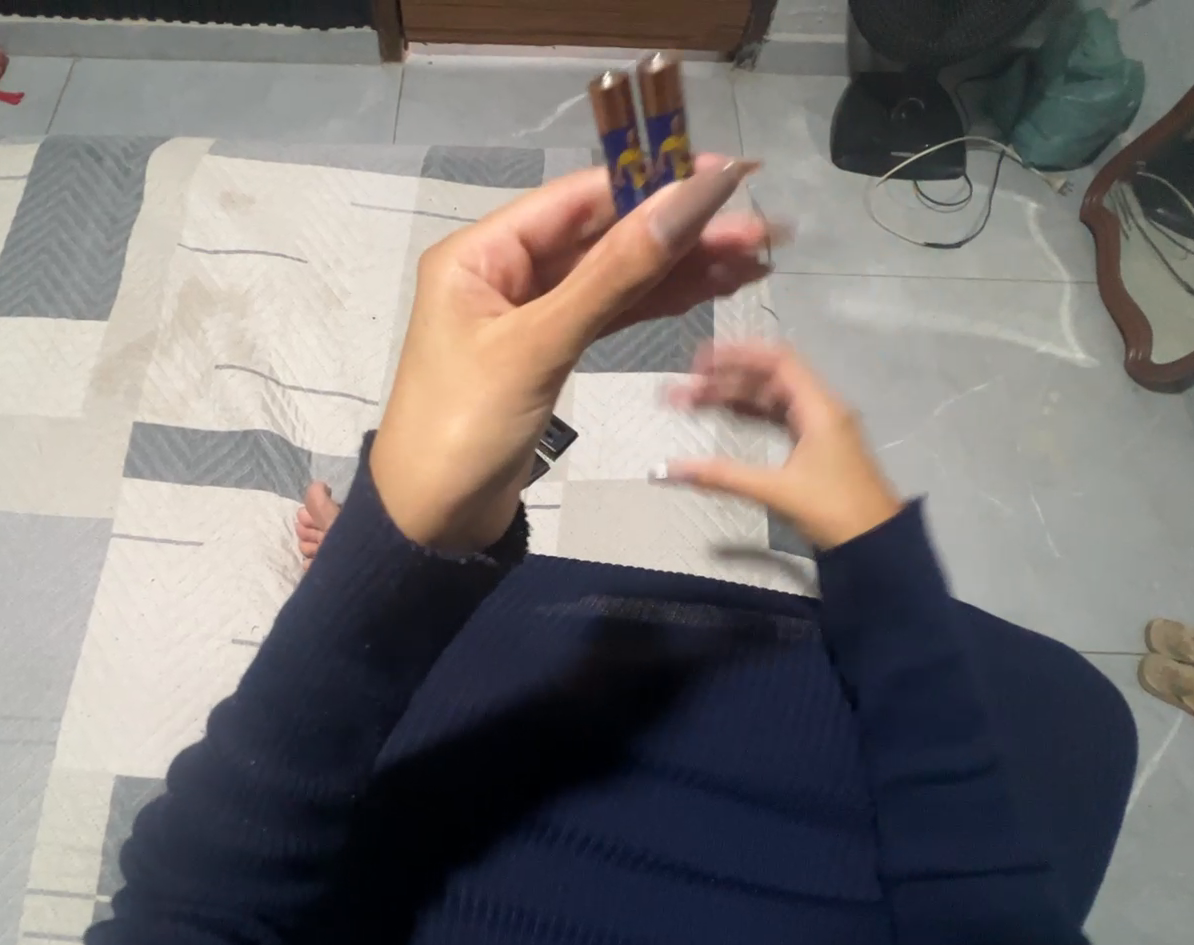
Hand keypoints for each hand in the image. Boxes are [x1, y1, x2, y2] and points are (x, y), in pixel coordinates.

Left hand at [372, 156, 770, 552]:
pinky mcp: (548, 354)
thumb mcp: (536, 347)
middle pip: (601, 238)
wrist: (435, 520)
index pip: (577, 201)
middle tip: (758, 231)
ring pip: (612, 278)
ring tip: (750, 261)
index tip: (726, 176)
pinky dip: (653, 304)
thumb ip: (612, 276)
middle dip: (677, 232)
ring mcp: (528, 315)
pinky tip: (706, 289)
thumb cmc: (465, 429)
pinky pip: (607, 316)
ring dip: (677, 269)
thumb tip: (686, 201)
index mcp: (480, 254)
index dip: (652, 184)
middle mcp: (504, 273)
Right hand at [660, 343, 902, 548]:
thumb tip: (667, 469)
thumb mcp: (773, 491)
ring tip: (696, 401)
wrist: (874, 542)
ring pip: (772, 399)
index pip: (777, 361)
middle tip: (685, 390)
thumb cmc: (830, 509)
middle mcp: (822, 408)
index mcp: (819, 408)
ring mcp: (820, 427)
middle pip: (769, 379)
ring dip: (735, 397)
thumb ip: (720, 476)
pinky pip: (778, 418)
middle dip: (726, 380)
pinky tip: (725, 418)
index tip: (700, 361)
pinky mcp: (816, 446)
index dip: (737, 355)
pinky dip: (750, 414)